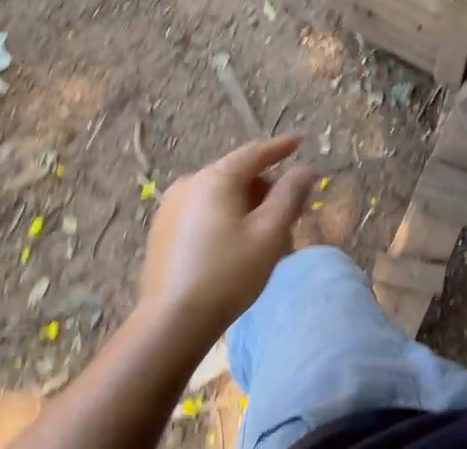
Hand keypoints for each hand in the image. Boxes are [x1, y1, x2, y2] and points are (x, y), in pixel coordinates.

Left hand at [140, 136, 314, 328]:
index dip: (280, 147)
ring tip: (266, 235)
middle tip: (290, 211)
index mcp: (215, 179)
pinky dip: (226, 217)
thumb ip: (290, 195)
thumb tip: (304, 168)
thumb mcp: (270, 233)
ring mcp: (170, 209)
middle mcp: (188, 185)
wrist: (171, 325)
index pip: (254, 152)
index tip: (300, 141)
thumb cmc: (228, 274)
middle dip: (266, 187)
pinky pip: (203, 212)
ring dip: (247, 206)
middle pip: (237, 174)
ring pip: (220, 195)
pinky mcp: (162, 233)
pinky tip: (237, 245)